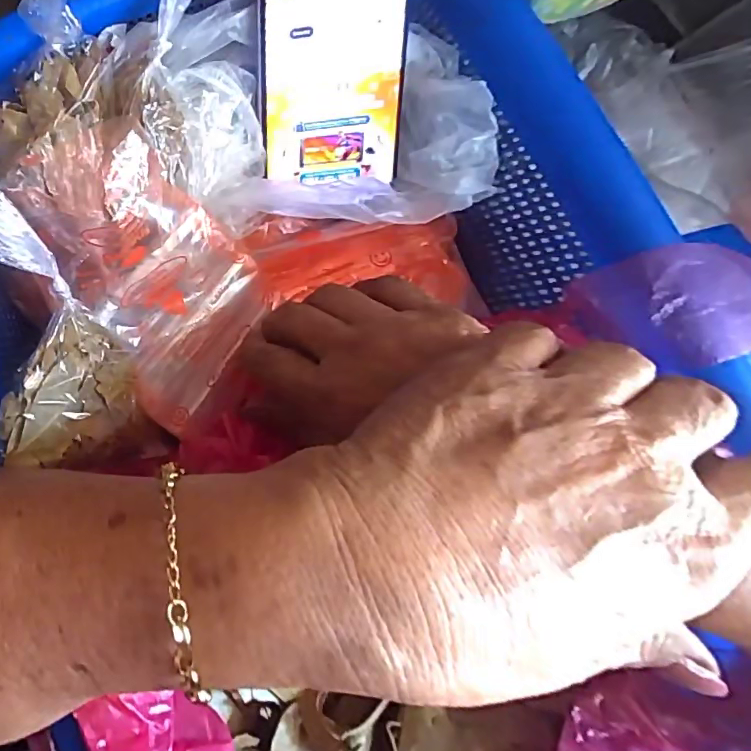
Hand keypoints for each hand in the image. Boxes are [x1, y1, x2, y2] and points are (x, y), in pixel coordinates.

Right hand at [240, 278, 486, 445]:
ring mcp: (392, 327)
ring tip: (320, 320)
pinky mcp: (433, 313)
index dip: (251, 352)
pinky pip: (382, 285)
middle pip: (290, 318)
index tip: (255, 355)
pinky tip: (366, 307)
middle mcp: (348, 350)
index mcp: (322, 393)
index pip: (264, 356)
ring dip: (316, 305)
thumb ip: (290, 426)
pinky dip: (366, 293)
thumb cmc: (413, 464)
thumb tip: (248, 408)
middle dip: (276, 325)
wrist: (502, 453)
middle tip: (280, 336)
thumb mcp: (342, 454)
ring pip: (330, 294)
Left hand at [284, 323, 750, 706]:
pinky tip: (497, 374)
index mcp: (691, 542)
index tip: (734, 472)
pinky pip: (532, 336)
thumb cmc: (468, 626)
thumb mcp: (578, 648)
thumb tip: (697, 659)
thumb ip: (642, 631)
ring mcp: (562, 402)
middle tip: (622, 426)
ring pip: (618, 358)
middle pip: (699, 402)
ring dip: (598, 374)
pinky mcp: (486, 366)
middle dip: (669, 411)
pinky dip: (525, 351)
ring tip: (557, 396)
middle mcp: (642, 458)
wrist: (370, 564)